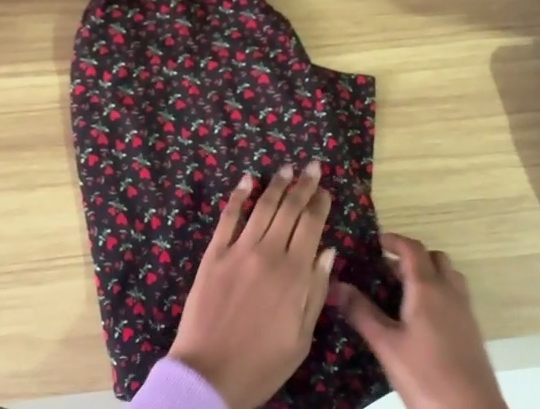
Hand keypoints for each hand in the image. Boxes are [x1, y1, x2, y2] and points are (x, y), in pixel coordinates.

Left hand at [168, 163, 335, 408]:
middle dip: (303, 184)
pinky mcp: (213, 254)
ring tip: (287, 167)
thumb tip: (328, 251)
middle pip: (289, 209)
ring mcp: (239, 250)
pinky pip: (228, 217)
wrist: (211, 374)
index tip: (325, 188)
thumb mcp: (301, 337)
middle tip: (312, 164)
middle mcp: (269, 254)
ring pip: (262, 207)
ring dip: (277, 184)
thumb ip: (315, 291)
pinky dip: (239, 195)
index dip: (319, 203)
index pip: (311, 226)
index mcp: (295, 275)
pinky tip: (247, 180)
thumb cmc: (263, 363)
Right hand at [331, 233, 506, 408]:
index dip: (393, 240)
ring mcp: (465, 311)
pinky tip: (421, 320)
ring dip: (428, 274)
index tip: (373, 243)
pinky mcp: (472, 331)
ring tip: (403, 293)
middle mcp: (450, 292)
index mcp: (428, 288)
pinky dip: (438, 293)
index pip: (412, 248)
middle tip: (386, 271)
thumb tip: (337, 284)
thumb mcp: (386, 346)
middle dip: (411, 257)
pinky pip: (455, 296)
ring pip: (448, 276)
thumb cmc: (426, 376)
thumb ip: (362, 312)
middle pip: (434, 258)